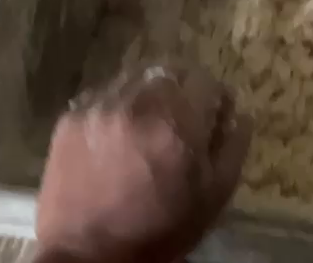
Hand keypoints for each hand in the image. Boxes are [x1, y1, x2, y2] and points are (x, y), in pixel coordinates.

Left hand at [36, 61, 249, 262]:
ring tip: (147, 122)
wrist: (86, 261)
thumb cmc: (158, 231)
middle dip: (183, 89)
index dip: (214, 99)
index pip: (207, 80)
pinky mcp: (72, 116)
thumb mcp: (213, 196)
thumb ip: (234, 146)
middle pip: (172, 70)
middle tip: (180, 117)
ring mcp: (102, 106)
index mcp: (180, 120)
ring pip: (137, 76)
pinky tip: (118, 130)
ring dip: (149, 92)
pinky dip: (117, 103)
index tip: (212, 118)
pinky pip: (105, 92)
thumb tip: (239, 113)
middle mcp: (140, 102)